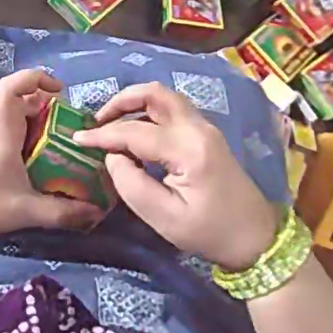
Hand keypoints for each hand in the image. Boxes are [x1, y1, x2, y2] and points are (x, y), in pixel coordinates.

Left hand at [0, 69, 103, 239]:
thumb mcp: (23, 211)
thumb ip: (62, 212)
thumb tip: (96, 213)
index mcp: (2, 129)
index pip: (14, 85)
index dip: (37, 78)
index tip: (59, 91)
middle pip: (21, 103)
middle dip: (47, 111)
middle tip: (68, 132)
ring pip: (12, 118)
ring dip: (34, 127)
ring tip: (53, 151)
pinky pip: (2, 131)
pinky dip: (20, 138)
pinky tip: (29, 164)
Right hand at [73, 82, 278, 270]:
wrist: (256, 239)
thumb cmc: (210, 233)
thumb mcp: (165, 219)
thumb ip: (132, 185)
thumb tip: (113, 157)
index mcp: (188, 149)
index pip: (135, 131)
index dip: (102, 134)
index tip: (76, 139)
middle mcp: (198, 129)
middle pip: (156, 94)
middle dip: (120, 101)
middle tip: (96, 121)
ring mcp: (206, 129)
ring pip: (166, 98)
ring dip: (135, 103)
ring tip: (111, 124)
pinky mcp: (207, 136)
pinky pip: (173, 111)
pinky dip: (149, 112)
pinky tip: (134, 132)